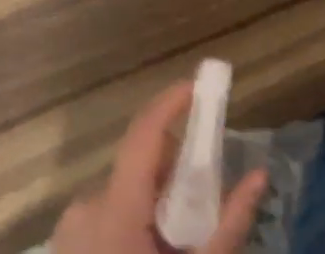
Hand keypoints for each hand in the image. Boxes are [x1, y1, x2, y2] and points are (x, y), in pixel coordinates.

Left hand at [50, 82, 266, 253]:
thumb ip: (229, 223)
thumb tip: (258, 175)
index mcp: (115, 213)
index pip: (141, 137)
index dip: (169, 103)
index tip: (200, 86)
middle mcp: (84, 213)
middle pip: (137, 166)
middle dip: (173, 166)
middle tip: (205, 190)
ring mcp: (68, 235)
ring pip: (122, 190)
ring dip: (154, 195)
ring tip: (179, 233)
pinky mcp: (65, 250)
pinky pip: (106, 213)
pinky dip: (134, 216)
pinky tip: (154, 246)